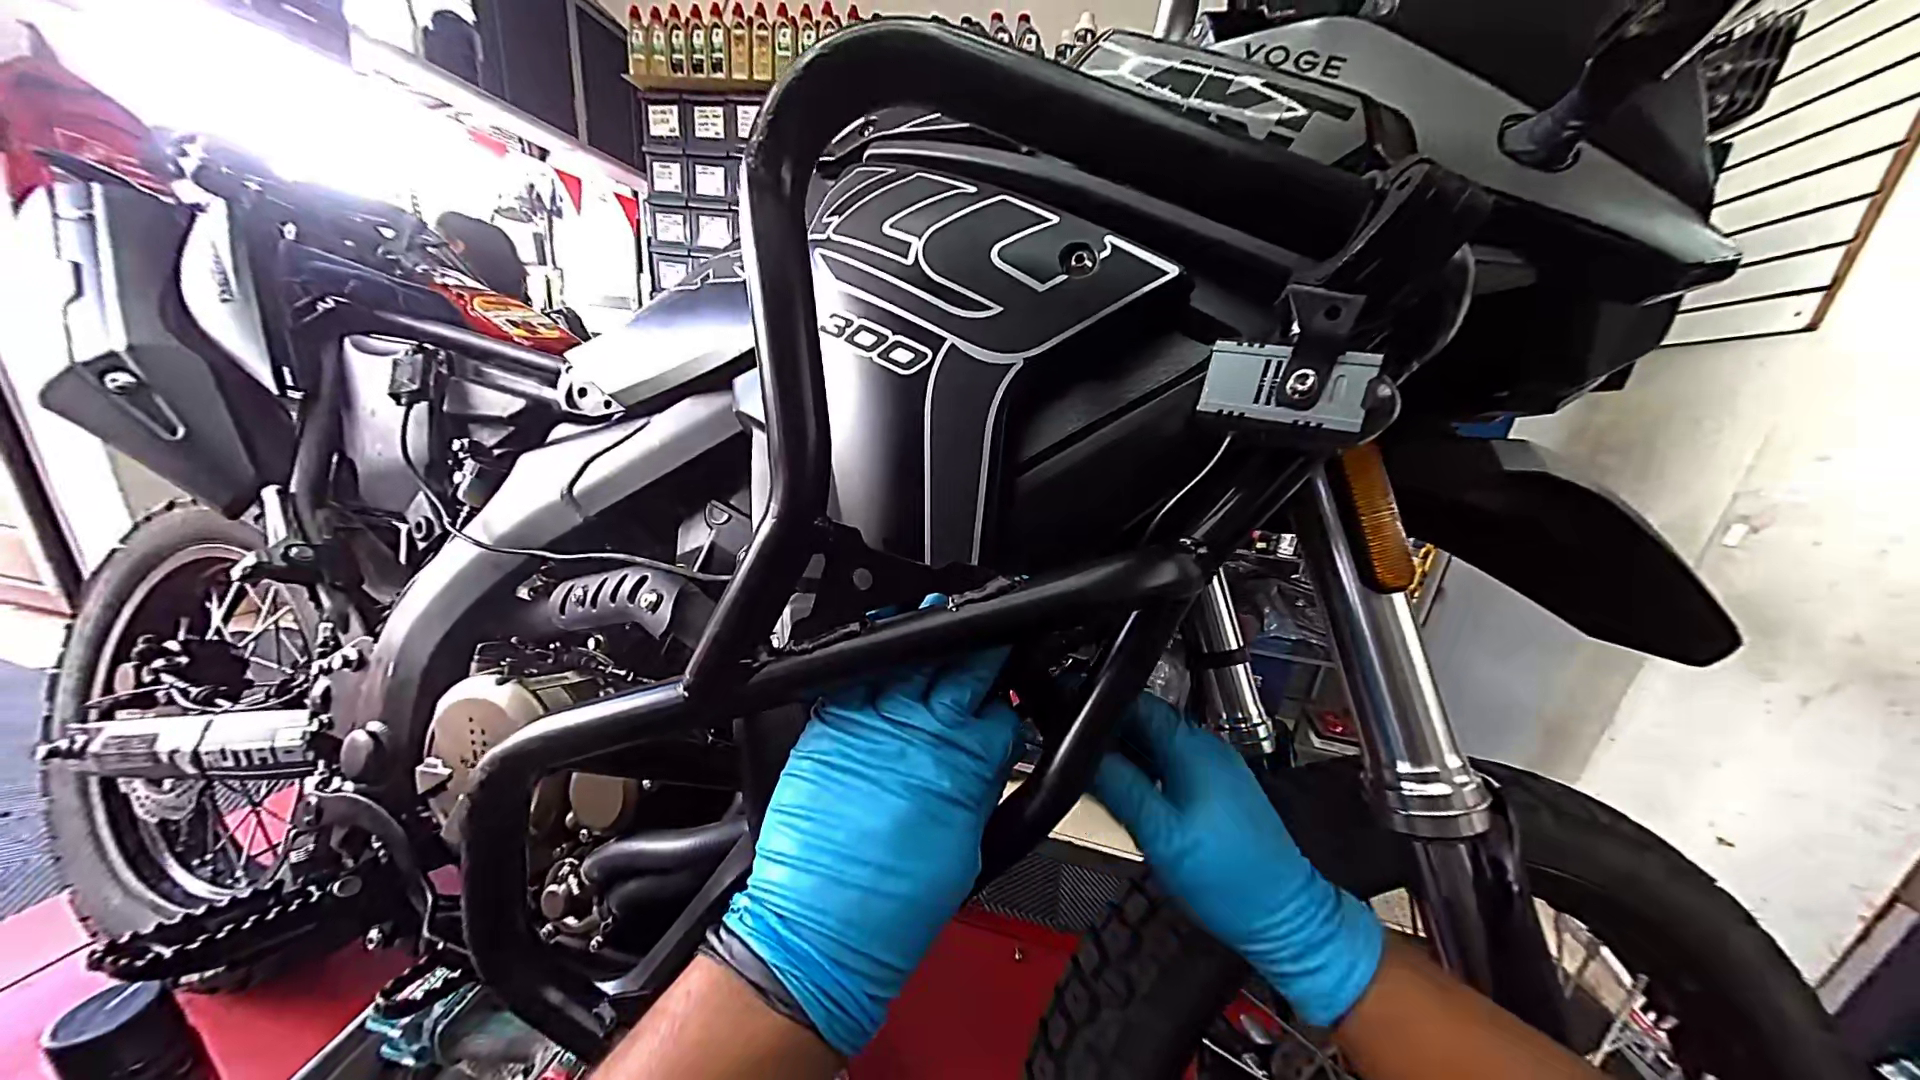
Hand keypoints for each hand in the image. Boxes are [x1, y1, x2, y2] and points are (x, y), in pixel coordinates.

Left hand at [719, 638, 1019, 1055]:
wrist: (820, 929)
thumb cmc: (893, 904)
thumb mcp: (966, 847)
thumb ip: (980, 786)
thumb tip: (991, 753)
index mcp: (964, 765)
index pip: (1001, 712)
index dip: (1007, 698)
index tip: (1007, 691)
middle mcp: (922, 734)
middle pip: (963, 670)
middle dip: (980, 650)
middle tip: (987, 634)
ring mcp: (874, 724)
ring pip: (911, 659)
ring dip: (927, 633)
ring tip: (936, 612)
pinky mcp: (831, 727)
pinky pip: (853, 676)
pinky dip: (870, 654)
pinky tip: (879, 636)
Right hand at [1091, 695, 1381, 1026]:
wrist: (1283, 916)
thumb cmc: (1231, 882)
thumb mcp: (1160, 834)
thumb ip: (1120, 788)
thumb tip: (1084, 758)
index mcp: (1193, 749)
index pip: (1139, 703)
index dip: (1102, 706)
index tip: (1075, 713)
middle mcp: (1208, 749)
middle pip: (1147, 720)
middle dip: (1111, 729)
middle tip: (1080, 748)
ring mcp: (1216, 768)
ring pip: (1158, 742)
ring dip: (1128, 750)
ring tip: (1100, 771)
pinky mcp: (1219, 788)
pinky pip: (1172, 763)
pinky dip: (1147, 769)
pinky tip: (1133, 791)